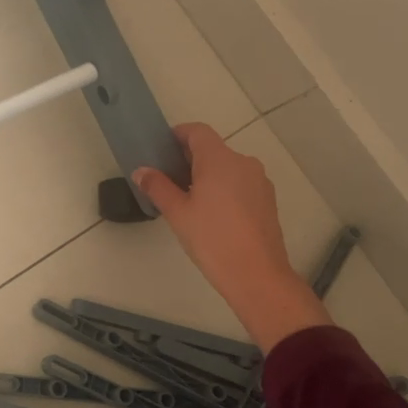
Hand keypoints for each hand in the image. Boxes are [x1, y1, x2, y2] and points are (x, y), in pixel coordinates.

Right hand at [132, 123, 330, 351]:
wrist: (257, 275)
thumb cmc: (212, 238)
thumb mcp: (177, 213)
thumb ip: (158, 187)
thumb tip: (141, 171)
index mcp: (220, 160)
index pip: (198, 132)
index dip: (178, 134)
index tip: (161, 148)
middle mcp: (243, 163)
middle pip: (213, 149)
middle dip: (189, 159)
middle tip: (166, 178)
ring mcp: (259, 182)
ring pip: (227, 167)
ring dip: (206, 174)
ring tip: (187, 199)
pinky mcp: (267, 200)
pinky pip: (240, 183)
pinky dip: (223, 188)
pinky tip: (211, 213)